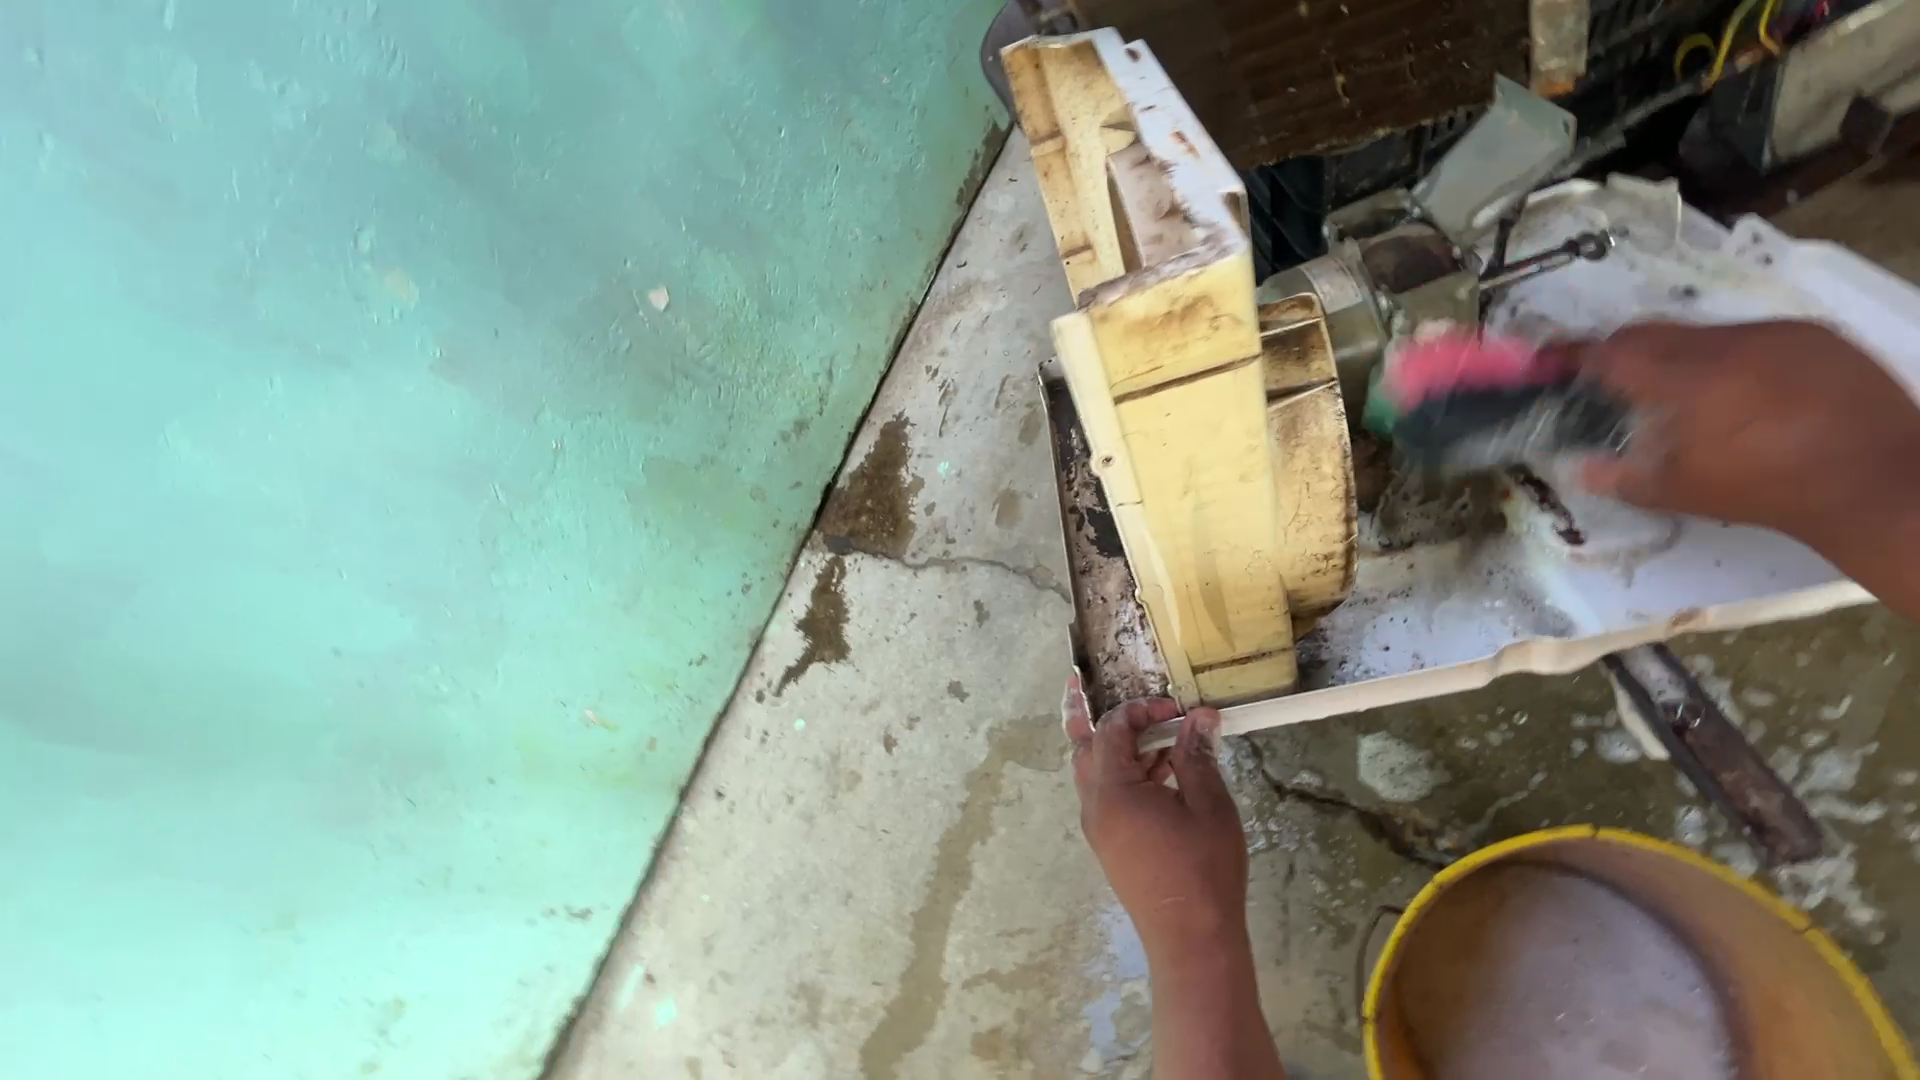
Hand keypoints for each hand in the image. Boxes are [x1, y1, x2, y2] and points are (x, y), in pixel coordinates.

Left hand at [1063, 673, 1247, 957]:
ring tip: (1150, 731)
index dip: (1140, 709)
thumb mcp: (1209, 804)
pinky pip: (1107, 794)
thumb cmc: (1203, 869)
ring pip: (1094, 770)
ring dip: (1115, 745)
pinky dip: (1125, 773)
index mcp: (1112, 790)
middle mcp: (1094, 804)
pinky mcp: (1109, 843)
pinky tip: (1161, 771)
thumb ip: (1197, 754)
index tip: (1176, 709)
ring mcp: (1098, 826)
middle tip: (1082, 682)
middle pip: (1084, 746)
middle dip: (1085, 713)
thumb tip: (1199, 715)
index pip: (1111, 729)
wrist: (1192, 940)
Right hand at [1574, 320, 1919, 543]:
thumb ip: (1618, 477)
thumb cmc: (1768, 489)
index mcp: (1687, 381)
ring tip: (1676, 392)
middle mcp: (1729, 345)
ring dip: (1674, 355)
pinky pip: (1750, 336)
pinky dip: (1725, 356)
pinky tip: (1735, 390)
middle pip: (1651, 332)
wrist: (1882, 482)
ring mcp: (1778, 335)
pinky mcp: (1817, 338)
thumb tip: (1578, 468)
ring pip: (1700, 333)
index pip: (1611, 352)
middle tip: (1604, 378)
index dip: (1572, 354)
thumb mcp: (1678, 492)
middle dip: (1618, 352)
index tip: (1548, 359)